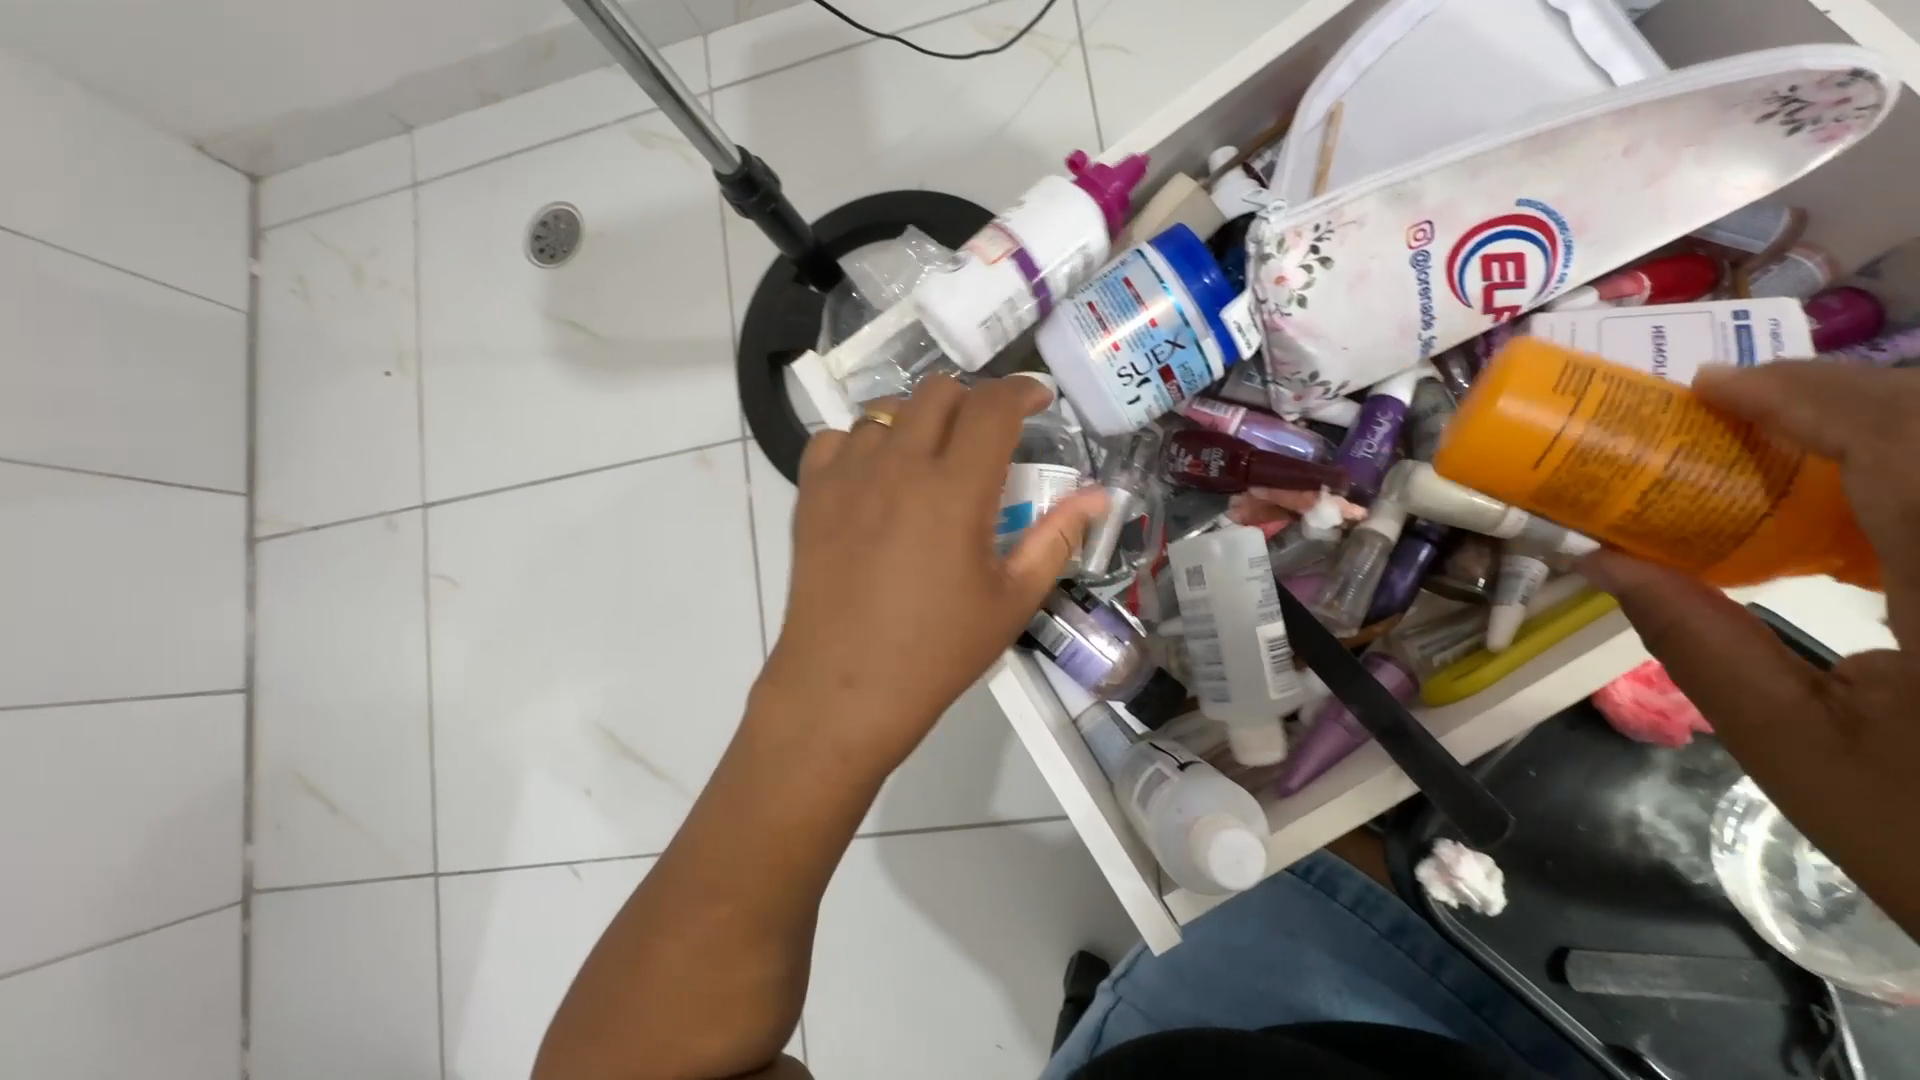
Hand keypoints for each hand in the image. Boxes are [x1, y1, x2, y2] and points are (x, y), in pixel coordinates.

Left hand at [755, 375, 1106, 772]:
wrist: (845, 688)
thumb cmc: (938, 651)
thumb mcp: (1012, 600)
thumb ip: (1056, 537)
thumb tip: (1097, 496)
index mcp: (955, 490)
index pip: (992, 407)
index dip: (1022, 390)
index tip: (1037, 399)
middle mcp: (898, 466)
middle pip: (937, 392)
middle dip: (972, 402)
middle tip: (986, 438)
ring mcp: (847, 477)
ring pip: (884, 411)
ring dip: (917, 422)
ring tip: (930, 461)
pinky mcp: (811, 495)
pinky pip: (835, 439)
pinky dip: (862, 444)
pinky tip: (875, 478)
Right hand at [1578, 361, 1919, 935]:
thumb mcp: (1788, 746)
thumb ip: (1695, 640)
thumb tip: (1601, 559)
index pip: (1899, 446)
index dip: (1801, 396)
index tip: (1709, 387)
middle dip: (1836, 399)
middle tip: (1733, 417)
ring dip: (1871, 432)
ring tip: (1779, 452)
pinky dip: (1901, 475)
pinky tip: (1855, 510)